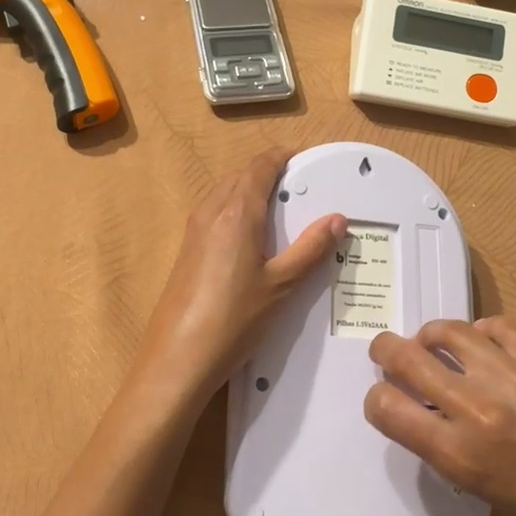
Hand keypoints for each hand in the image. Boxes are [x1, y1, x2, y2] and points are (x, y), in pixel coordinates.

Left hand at [136, 148, 345, 397]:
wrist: (177, 358)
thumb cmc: (233, 318)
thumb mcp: (280, 285)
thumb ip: (310, 249)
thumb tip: (337, 218)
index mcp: (236, 212)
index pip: (259, 167)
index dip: (280, 157)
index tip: (302, 159)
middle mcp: (211, 211)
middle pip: (240, 176)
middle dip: (266, 172)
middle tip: (298, 186)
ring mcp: (194, 231)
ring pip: (224, 193)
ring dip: (249, 190)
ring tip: (279, 209)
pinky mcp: (187, 250)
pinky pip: (214, 213)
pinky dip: (235, 209)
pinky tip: (251, 238)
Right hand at [364, 318, 515, 515]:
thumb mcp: (499, 500)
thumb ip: (458, 455)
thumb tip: (436, 419)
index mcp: (463, 457)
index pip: (388, 408)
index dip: (378, 400)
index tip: (386, 399)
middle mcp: (480, 410)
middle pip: (408, 357)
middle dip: (388, 350)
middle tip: (388, 351)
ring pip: (450, 331)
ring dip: (433, 336)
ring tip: (434, 342)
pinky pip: (499, 328)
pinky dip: (483, 333)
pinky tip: (486, 344)